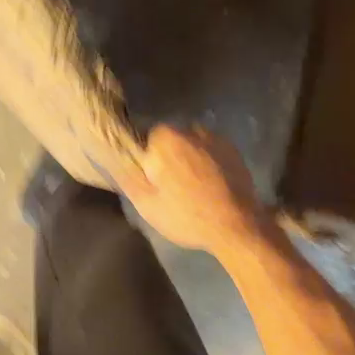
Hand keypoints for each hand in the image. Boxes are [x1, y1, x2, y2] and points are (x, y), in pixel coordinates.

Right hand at [132, 126, 273, 253]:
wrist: (236, 226)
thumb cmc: (186, 215)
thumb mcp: (147, 204)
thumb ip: (129, 176)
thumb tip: (118, 159)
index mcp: (166, 138)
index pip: (146, 139)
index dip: (148, 160)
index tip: (154, 181)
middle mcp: (191, 129)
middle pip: (171, 140)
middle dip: (170, 157)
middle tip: (173, 187)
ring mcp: (216, 138)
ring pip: (192, 145)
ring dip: (190, 159)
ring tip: (195, 188)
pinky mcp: (233, 150)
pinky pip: (211, 151)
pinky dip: (209, 163)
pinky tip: (211, 186)